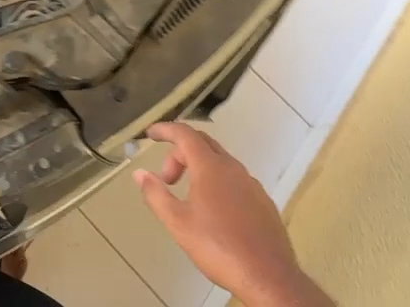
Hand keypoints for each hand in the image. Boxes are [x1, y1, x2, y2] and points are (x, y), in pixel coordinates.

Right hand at [133, 121, 333, 306]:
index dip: (165, 130)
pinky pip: (236, 180)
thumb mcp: (178, 223)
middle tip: (167, 177)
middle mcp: (233, 168)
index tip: (151, 134)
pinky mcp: (264, 202)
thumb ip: (156, 194)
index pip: (185, 134)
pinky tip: (215, 211)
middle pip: (203, 143)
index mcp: (210, 167)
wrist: (269, 278)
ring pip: (221, 162)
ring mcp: (252, 184)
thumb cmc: (218, 247)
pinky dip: (218, 182)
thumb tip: (140, 173)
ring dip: (199, 168)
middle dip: (180, 152)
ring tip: (189, 197)